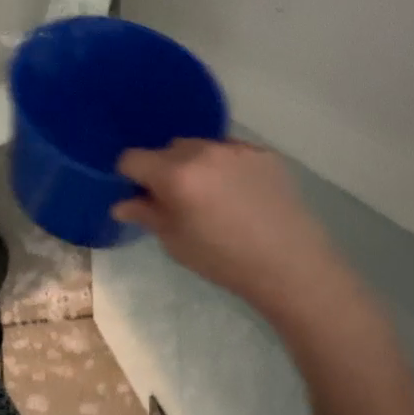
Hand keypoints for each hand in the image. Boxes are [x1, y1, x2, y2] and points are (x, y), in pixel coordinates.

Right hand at [114, 139, 356, 324]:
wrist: (292, 267)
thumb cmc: (224, 260)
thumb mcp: (175, 242)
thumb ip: (146, 215)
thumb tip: (121, 204)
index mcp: (175, 174)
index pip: (132, 159)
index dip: (130, 177)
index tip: (142, 196)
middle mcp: (202, 152)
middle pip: (167, 149)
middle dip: (164, 169)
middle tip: (178, 199)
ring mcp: (236, 149)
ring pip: (200, 147)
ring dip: (195, 164)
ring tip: (213, 196)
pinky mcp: (264, 154)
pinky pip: (231, 151)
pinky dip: (226, 166)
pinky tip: (240, 193)